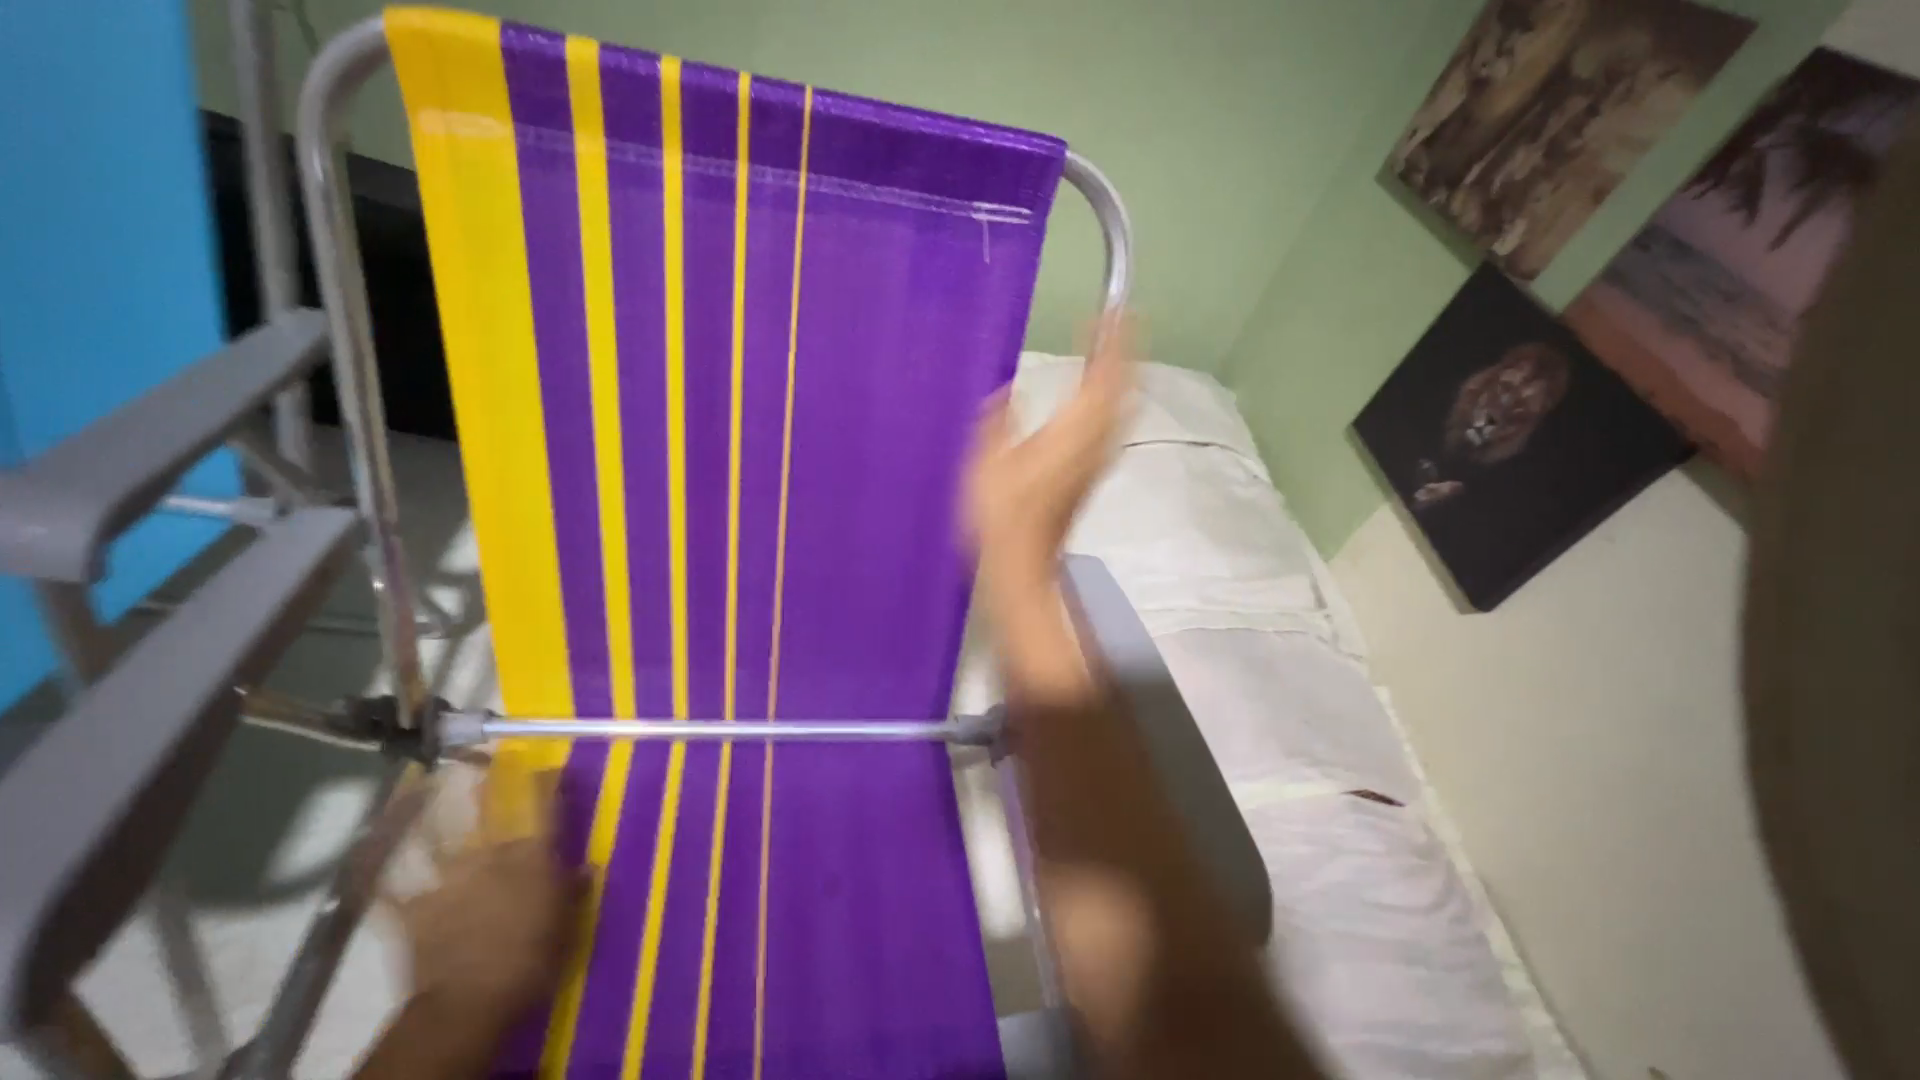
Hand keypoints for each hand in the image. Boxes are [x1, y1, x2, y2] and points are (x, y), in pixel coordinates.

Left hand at [396, 768, 584, 1026]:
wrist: (469, 1003)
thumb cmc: (532, 961)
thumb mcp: (569, 924)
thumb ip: (575, 889)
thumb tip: (587, 864)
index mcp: (531, 856)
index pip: (544, 806)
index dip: (548, 780)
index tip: (552, 765)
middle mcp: (487, 855)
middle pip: (485, 808)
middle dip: (483, 779)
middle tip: (478, 757)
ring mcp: (444, 878)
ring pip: (431, 834)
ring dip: (423, 806)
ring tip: (419, 782)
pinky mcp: (409, 907)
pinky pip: (386, 880)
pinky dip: (375, 862)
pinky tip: (368, 844)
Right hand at [964, 312, 1134, 585]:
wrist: (1023, 564)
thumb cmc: (1002, 515)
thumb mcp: (987, 462)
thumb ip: (999, 420)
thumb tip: (1008, 392)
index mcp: (1073, 430)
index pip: (1102, 374)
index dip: (1111, 340)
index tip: (1115, 309)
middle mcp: (1096, 440)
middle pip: (1123, 386)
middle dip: (1125, 350)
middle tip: (1123, 317)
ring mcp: (1099, 458)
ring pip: (1123, 405)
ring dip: (1124, 373)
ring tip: (1115, 346)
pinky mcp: (1093, 471)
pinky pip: (1114, 422)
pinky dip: (1115, 397)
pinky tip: (1102, 394)